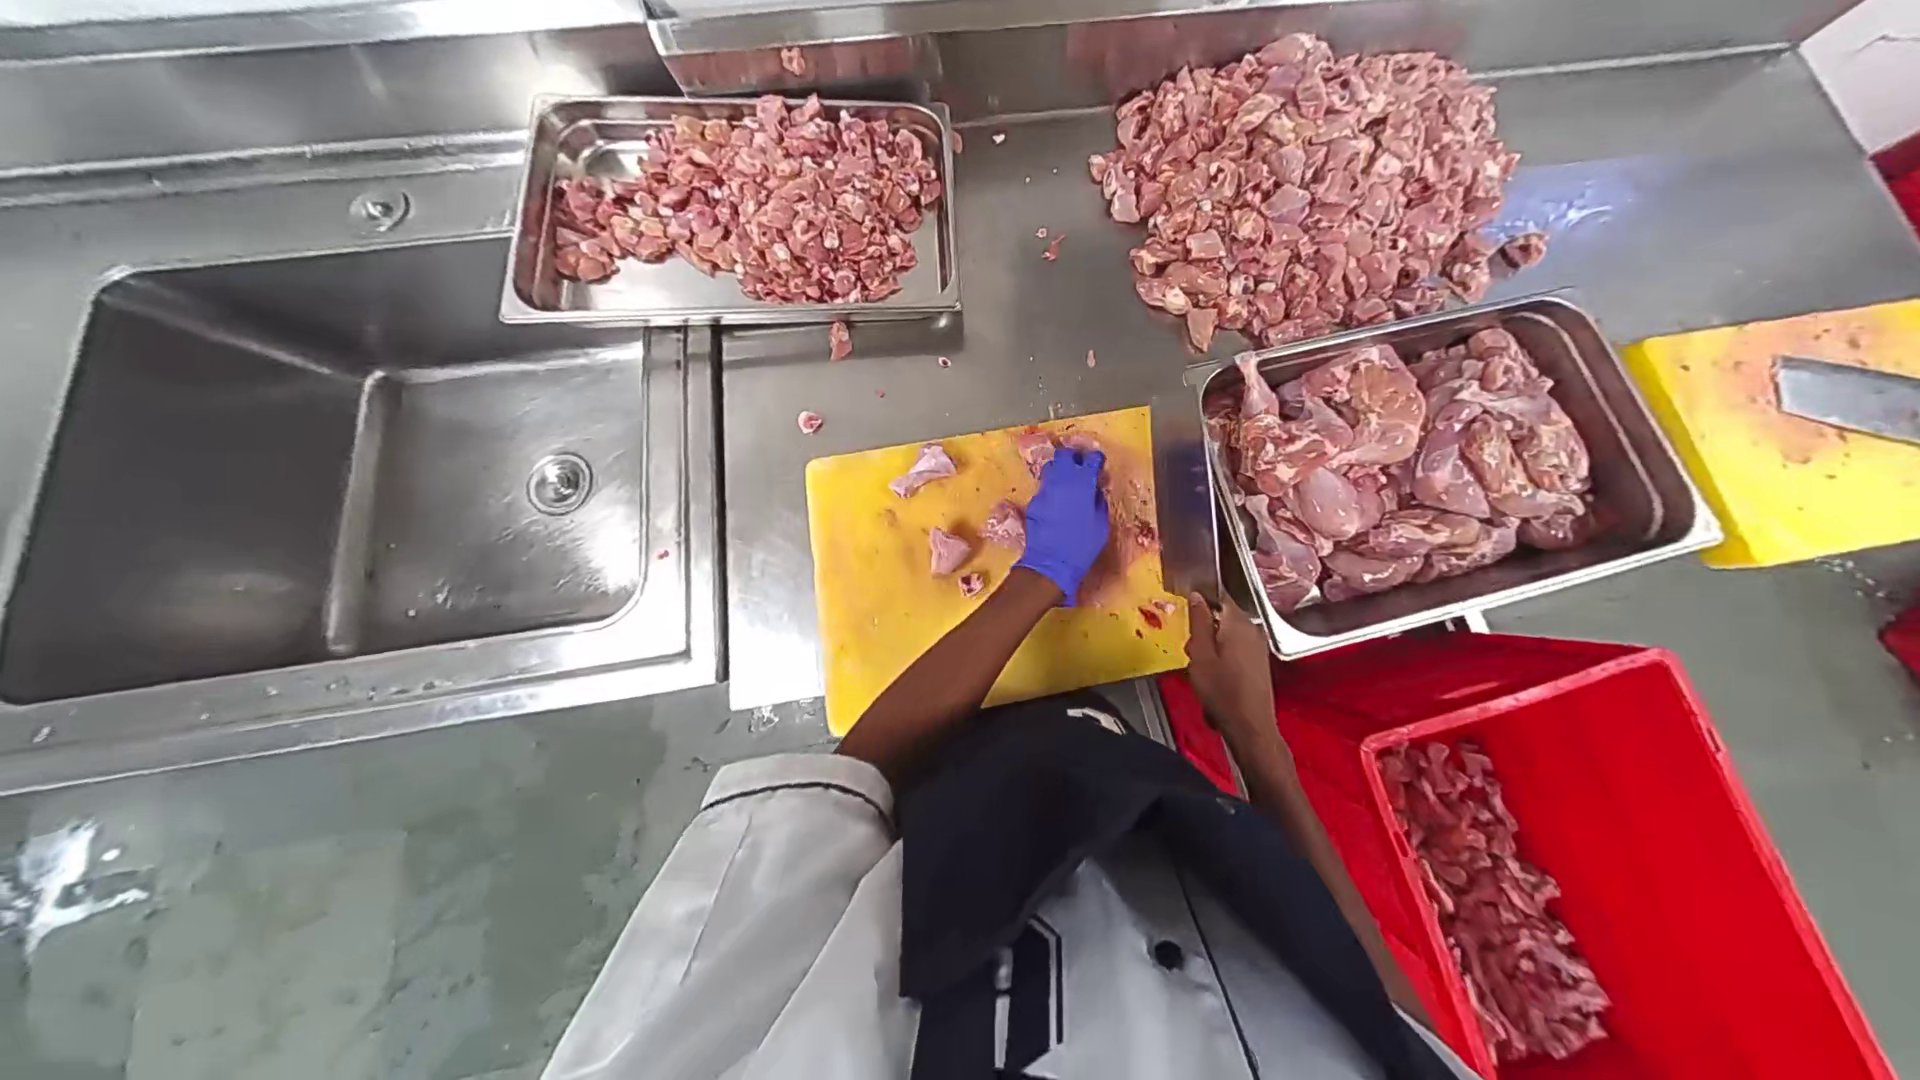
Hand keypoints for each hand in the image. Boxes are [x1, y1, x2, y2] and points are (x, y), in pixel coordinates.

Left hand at [1014, 448, 1108, 605]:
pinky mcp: (1033, 501)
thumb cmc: (1082, 545)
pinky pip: (1044, 488)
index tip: (1098, 465)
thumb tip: (1095, 489)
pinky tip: (1056, 502)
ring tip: (1067, 482)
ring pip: (1051, 468)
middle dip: (1073, 457)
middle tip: (1080, 466)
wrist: (1050, 562)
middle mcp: (1061, 480)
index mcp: (1082, 483)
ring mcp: (1044, 489)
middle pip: (1065, 455)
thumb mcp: (1101, 524)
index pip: (1091, 459)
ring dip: (1060, 471)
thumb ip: (1098, 500)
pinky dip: (1051, 489)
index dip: (1096, 460)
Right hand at [1183, 593, 1277, 747]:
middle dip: (1204, 628)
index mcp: (1238, 623)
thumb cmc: (1221, 690)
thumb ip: (1199, 621)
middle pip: (1222, 617)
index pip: (1219, 596)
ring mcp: (1258, 645)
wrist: (1249, 725)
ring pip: (1227, 633)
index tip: (1186, 612)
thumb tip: (1196, 595)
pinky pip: (1236, 646)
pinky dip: (1222, 654)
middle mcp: (1253, 629)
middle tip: (1192, 651)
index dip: (1201, 600)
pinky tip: (1215, 674)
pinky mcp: (1259, 660)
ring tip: (1201, 667)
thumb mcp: (1200, 654)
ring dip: (1211, 644)